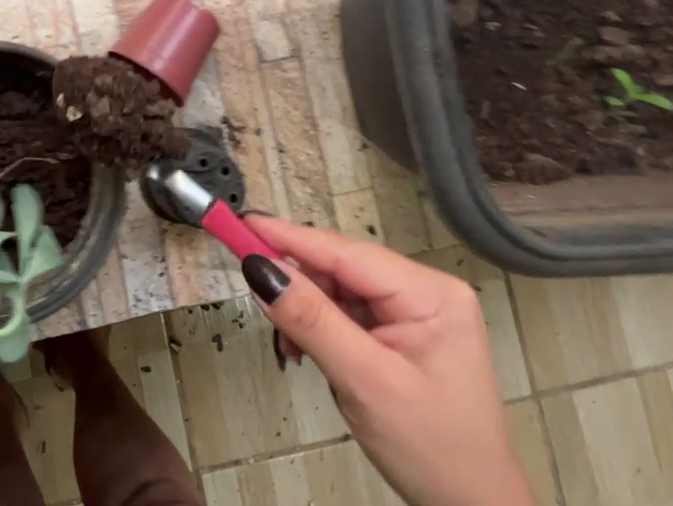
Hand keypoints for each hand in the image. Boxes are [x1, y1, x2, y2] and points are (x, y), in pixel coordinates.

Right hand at [240, 216, 535, 505]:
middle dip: (296, 285)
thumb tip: (260, 269)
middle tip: (256, 299)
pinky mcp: (397, 332)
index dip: (288, 237)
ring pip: (335, 289)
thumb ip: (312, 320)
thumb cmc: (433, 449)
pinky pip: (343, 312)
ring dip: (304, 311)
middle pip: (339, 268)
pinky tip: (305, 349)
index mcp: (431, 294)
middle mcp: (423, 291)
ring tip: (291, 345)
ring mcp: (412, 311)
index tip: (240, 224)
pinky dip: (316, 326)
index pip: (345, 253)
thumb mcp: (365, 382)